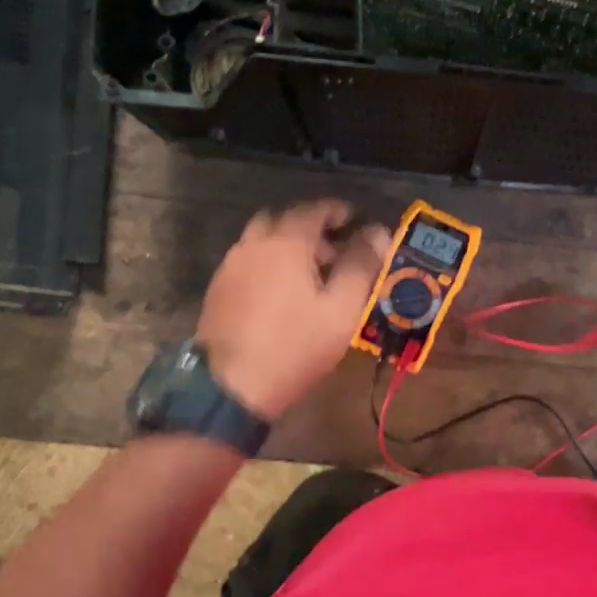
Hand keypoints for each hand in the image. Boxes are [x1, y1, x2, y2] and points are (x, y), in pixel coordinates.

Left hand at [197, 200, 388, 419]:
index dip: (339, 211)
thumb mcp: (341, 310)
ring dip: (288, 247)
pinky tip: (284, 296)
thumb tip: (378, 233)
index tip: (357, 221)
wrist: (232, 386)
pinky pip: (248, 263)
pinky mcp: (219, 291)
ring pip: (262, 241)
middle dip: (312, 229)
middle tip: (335, 252)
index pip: (315, 210)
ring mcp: (231, 267)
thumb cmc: (294, 346)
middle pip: (284, 221)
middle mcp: (253, 244)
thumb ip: (361, 267)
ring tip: (311, 276)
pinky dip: (269, 265)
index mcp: (285, 243)